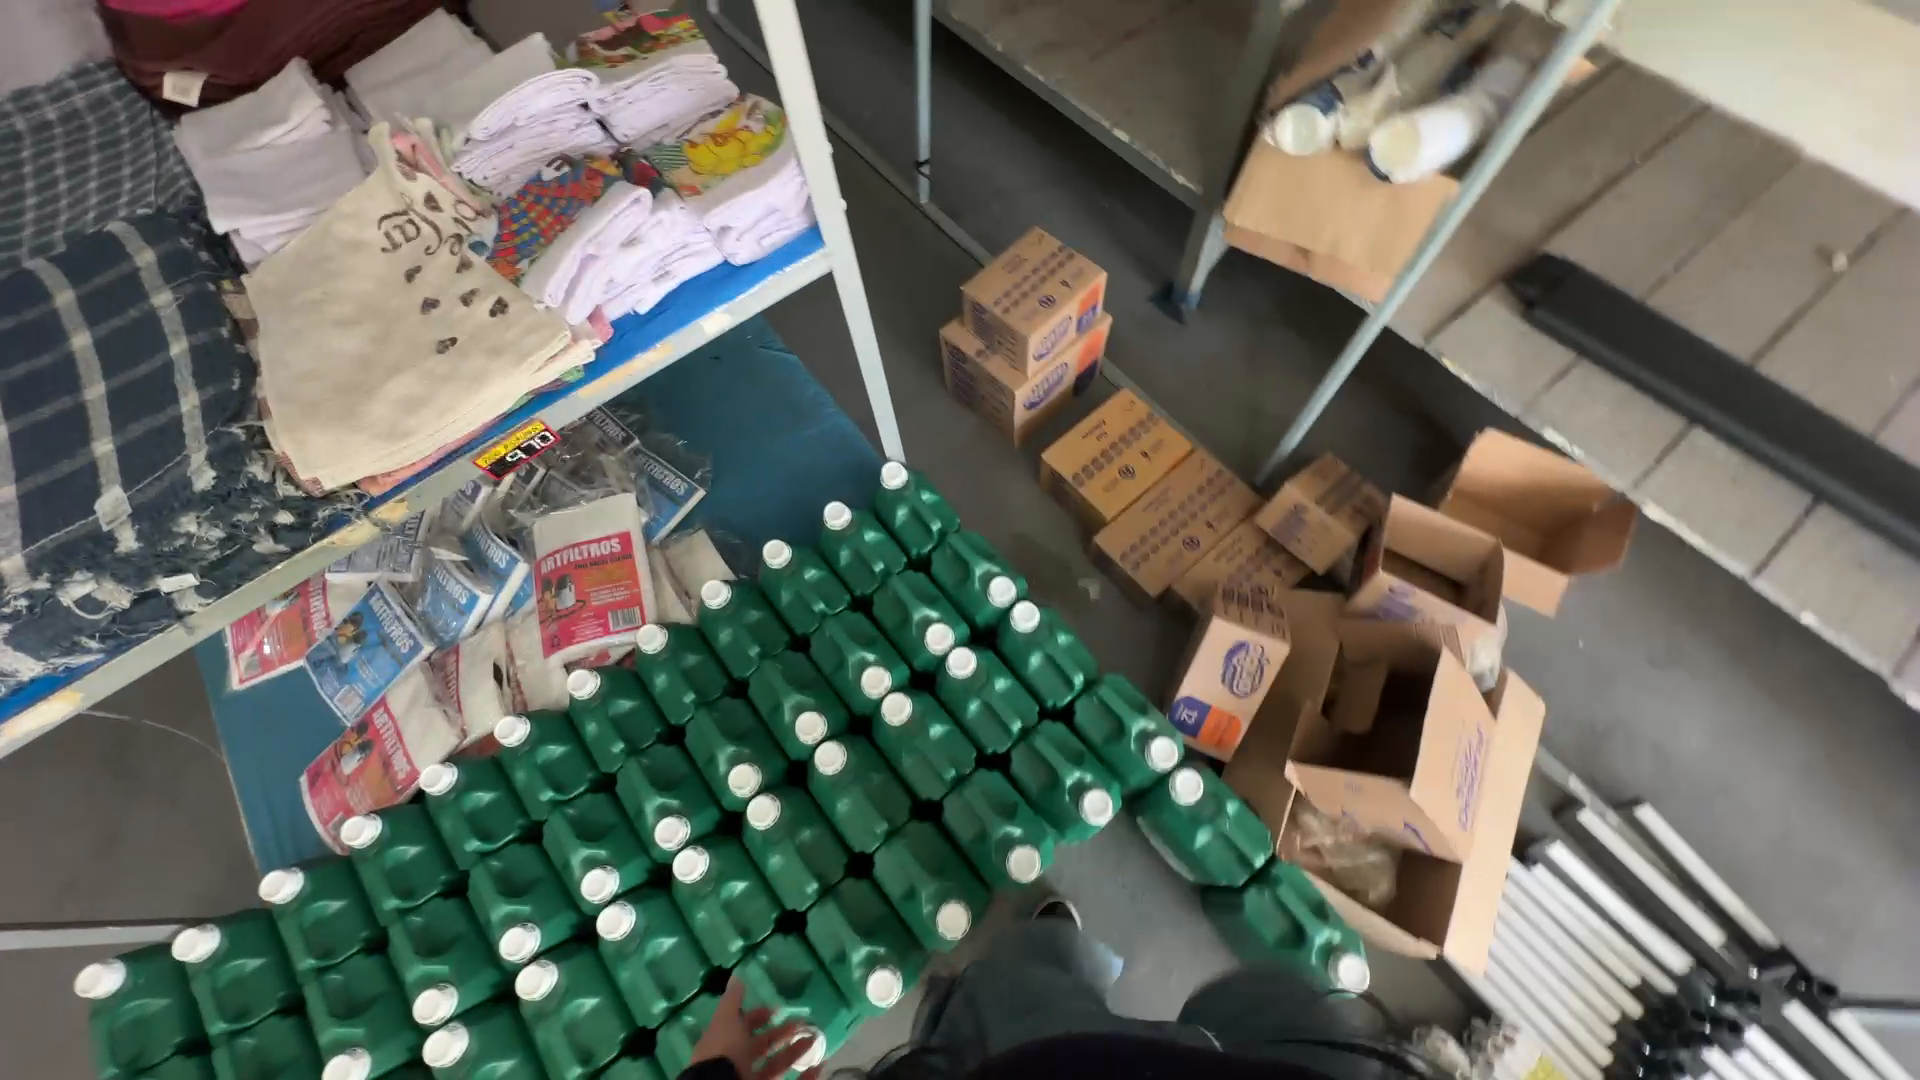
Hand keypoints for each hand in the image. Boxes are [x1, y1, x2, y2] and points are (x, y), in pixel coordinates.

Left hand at [688, 976, 821, 1079]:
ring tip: (814, 1037)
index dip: (758, 1017)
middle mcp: (739, 1061)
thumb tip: (737, 976)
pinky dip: (807, 1077)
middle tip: (801, 1022)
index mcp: (726, 1043)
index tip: (776, 1009)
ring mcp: (753, 1078)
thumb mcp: (726, 1020)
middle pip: (764, 1046)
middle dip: (783, 1032)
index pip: (743, 1028)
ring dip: (797, 1050)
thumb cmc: (725, 1051)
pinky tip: (819, 1064)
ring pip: (778, 1063)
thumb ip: (733, 1000)